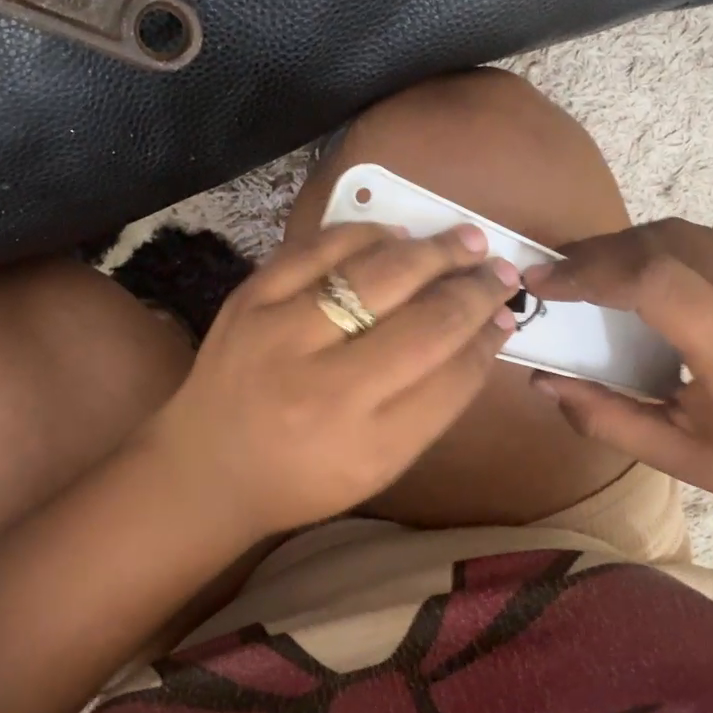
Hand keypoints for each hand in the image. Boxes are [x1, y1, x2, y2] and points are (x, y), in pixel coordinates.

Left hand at [144, 223, 519, 537]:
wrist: (205, 467)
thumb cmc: (301, 477)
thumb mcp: (377, 464)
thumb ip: (433, 403)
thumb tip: (485, 331)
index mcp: (366, 445)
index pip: (451, 377)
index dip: (488, 336)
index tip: (506, 310)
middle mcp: (326, 390)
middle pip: (425, 322)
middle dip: (474, 289)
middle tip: (500, 270)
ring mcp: (281, 337)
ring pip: (377, 274)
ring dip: (432, 252)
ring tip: (467, 242)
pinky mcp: (249, 301)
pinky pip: (318, 250)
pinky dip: (365, 236)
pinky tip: (396, 236)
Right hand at [524, 219, 712, 546]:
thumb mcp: (676, 456)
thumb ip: (603, 415)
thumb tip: (540, 380)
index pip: (651, 279)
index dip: (586, 273)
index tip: (540, 283)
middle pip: (665, 241)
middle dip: (599, 251)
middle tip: (555, 272)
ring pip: (689, 234)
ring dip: (630, 246)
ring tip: (588, 271)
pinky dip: (665, 252)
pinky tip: (642, 280)